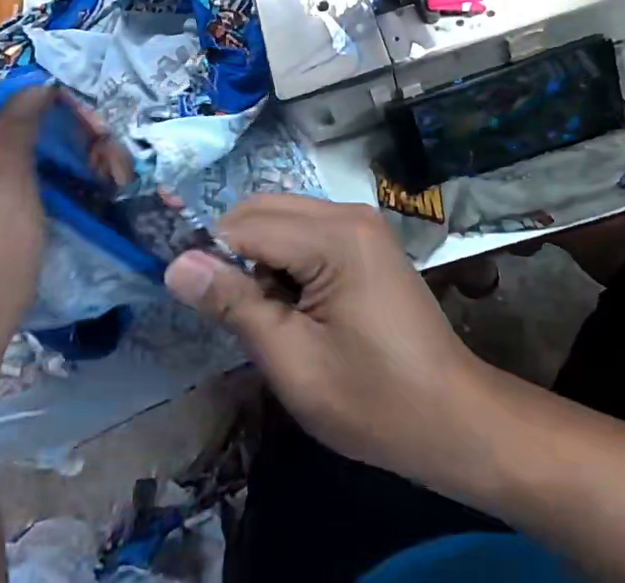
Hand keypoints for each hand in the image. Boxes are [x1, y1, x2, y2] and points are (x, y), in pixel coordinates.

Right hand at [163, 193, 488, 477]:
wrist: (449, 414)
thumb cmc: (371, 398)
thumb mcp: (292, 360)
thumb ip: (234, 304)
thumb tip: (175, 264)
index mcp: (335, 237)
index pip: (244, 224)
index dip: (208, 258)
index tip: (193, 302)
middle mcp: (350, 214)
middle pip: (263, 210)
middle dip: (234, 252)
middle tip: (235, 314)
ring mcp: (363, 224)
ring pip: (283, 218)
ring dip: (260, 256)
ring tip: (270, 316)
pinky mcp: (368, 241)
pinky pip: (308, 232)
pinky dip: (287, 259)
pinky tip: (296, 305)